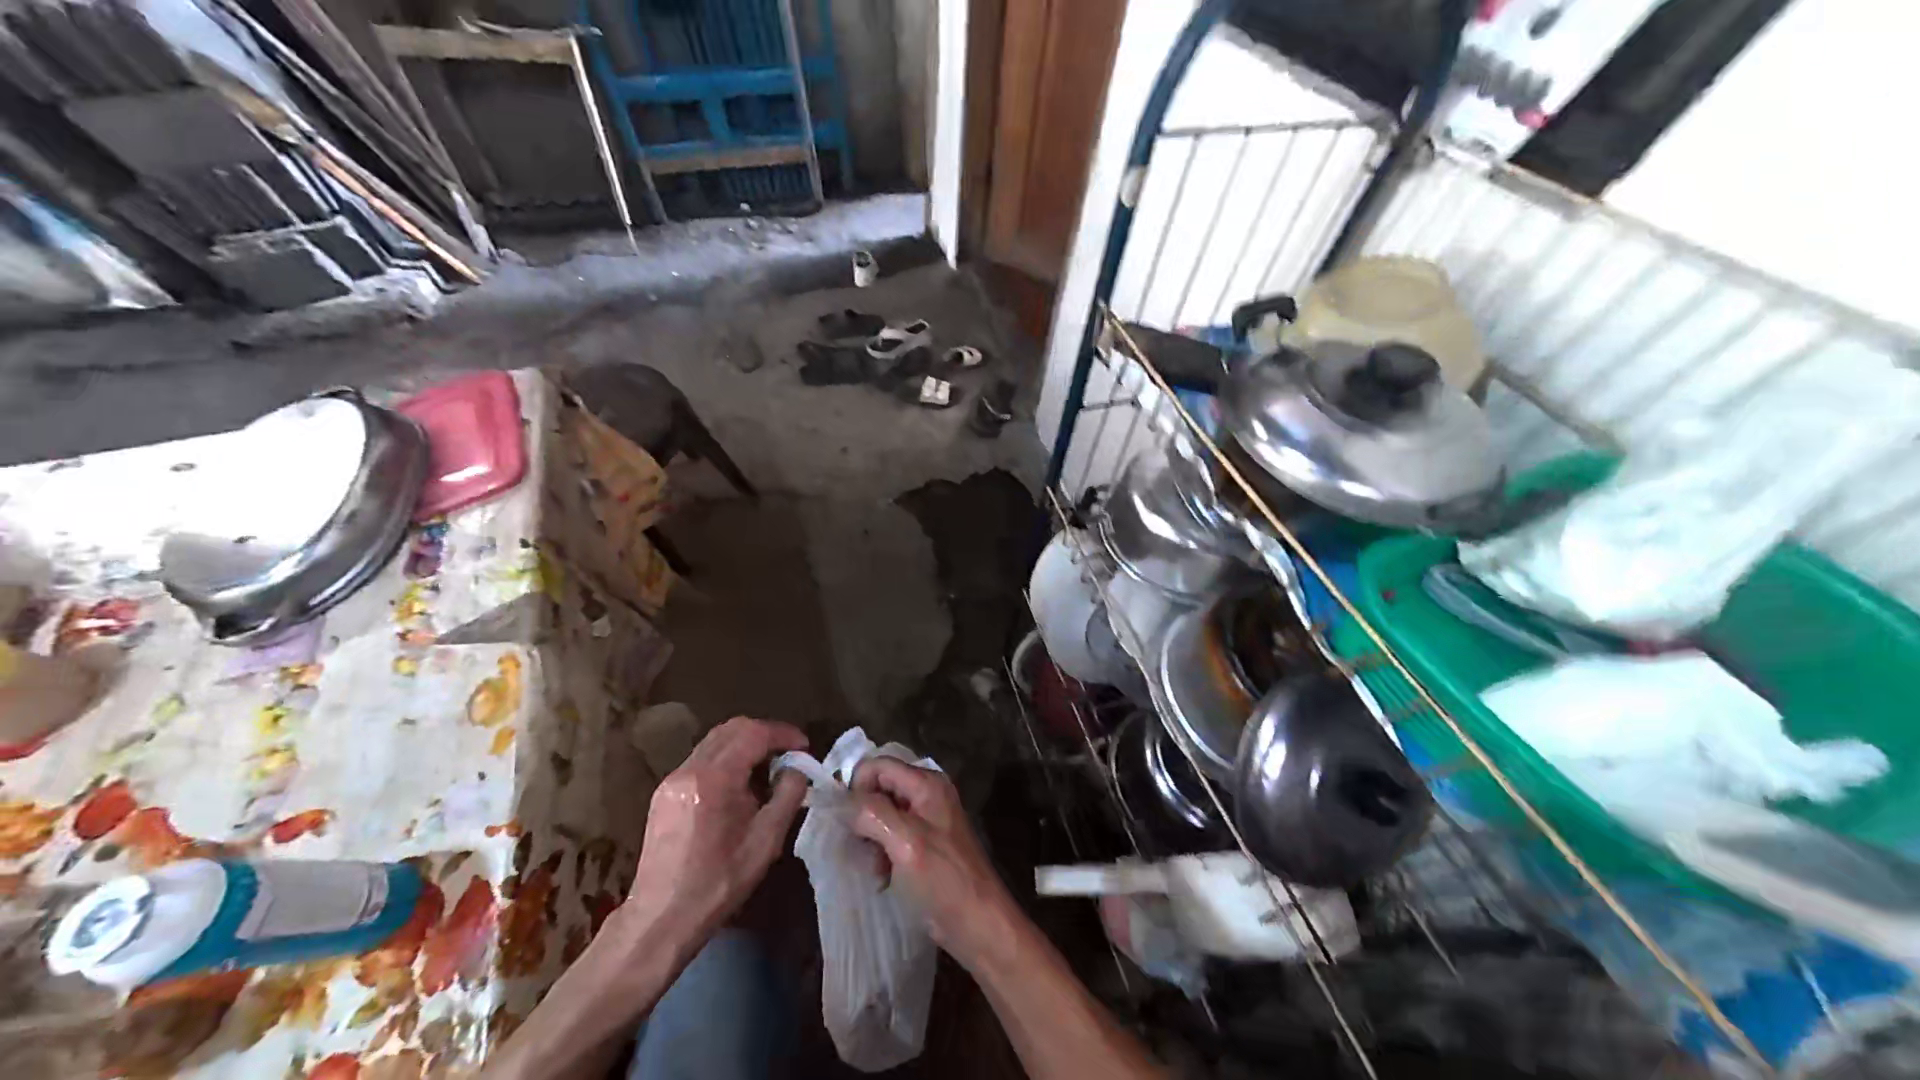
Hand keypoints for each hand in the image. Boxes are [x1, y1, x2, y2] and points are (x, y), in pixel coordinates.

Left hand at [623, 716, 809, 942]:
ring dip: (745, 745)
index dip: (783, 733)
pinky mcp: (664, 793)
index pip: (753, 733)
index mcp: (713, 778)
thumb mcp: (766, 840)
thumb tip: (798, 768)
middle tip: (789, 754)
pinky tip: (741, 786)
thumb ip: (788, 795)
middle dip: (765, 734)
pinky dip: (727, 760)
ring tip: (769, 769)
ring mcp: (671, 780)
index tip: (804, 747)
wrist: (662, 918)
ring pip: (714, 742)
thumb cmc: (719, 882)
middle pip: (731, 729)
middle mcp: (688, 769)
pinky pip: (701, 760)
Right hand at [849, 757, 1020, 971]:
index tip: (846, 820)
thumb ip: (872, 813)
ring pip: (881, 812)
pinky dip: (880, 850)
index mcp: (926, 783)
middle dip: (862, 814)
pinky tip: (882, 875)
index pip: (877, 765)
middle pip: (879, 787)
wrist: (977, 923)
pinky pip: (890, 833)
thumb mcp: (905, 842)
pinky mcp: (923, 842)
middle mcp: (927, 793)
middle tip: (859, 845)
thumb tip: (839, 801)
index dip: (857, 786)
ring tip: (872, 865)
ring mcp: (926, 818)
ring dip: (870, 836)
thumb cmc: (943, 879)